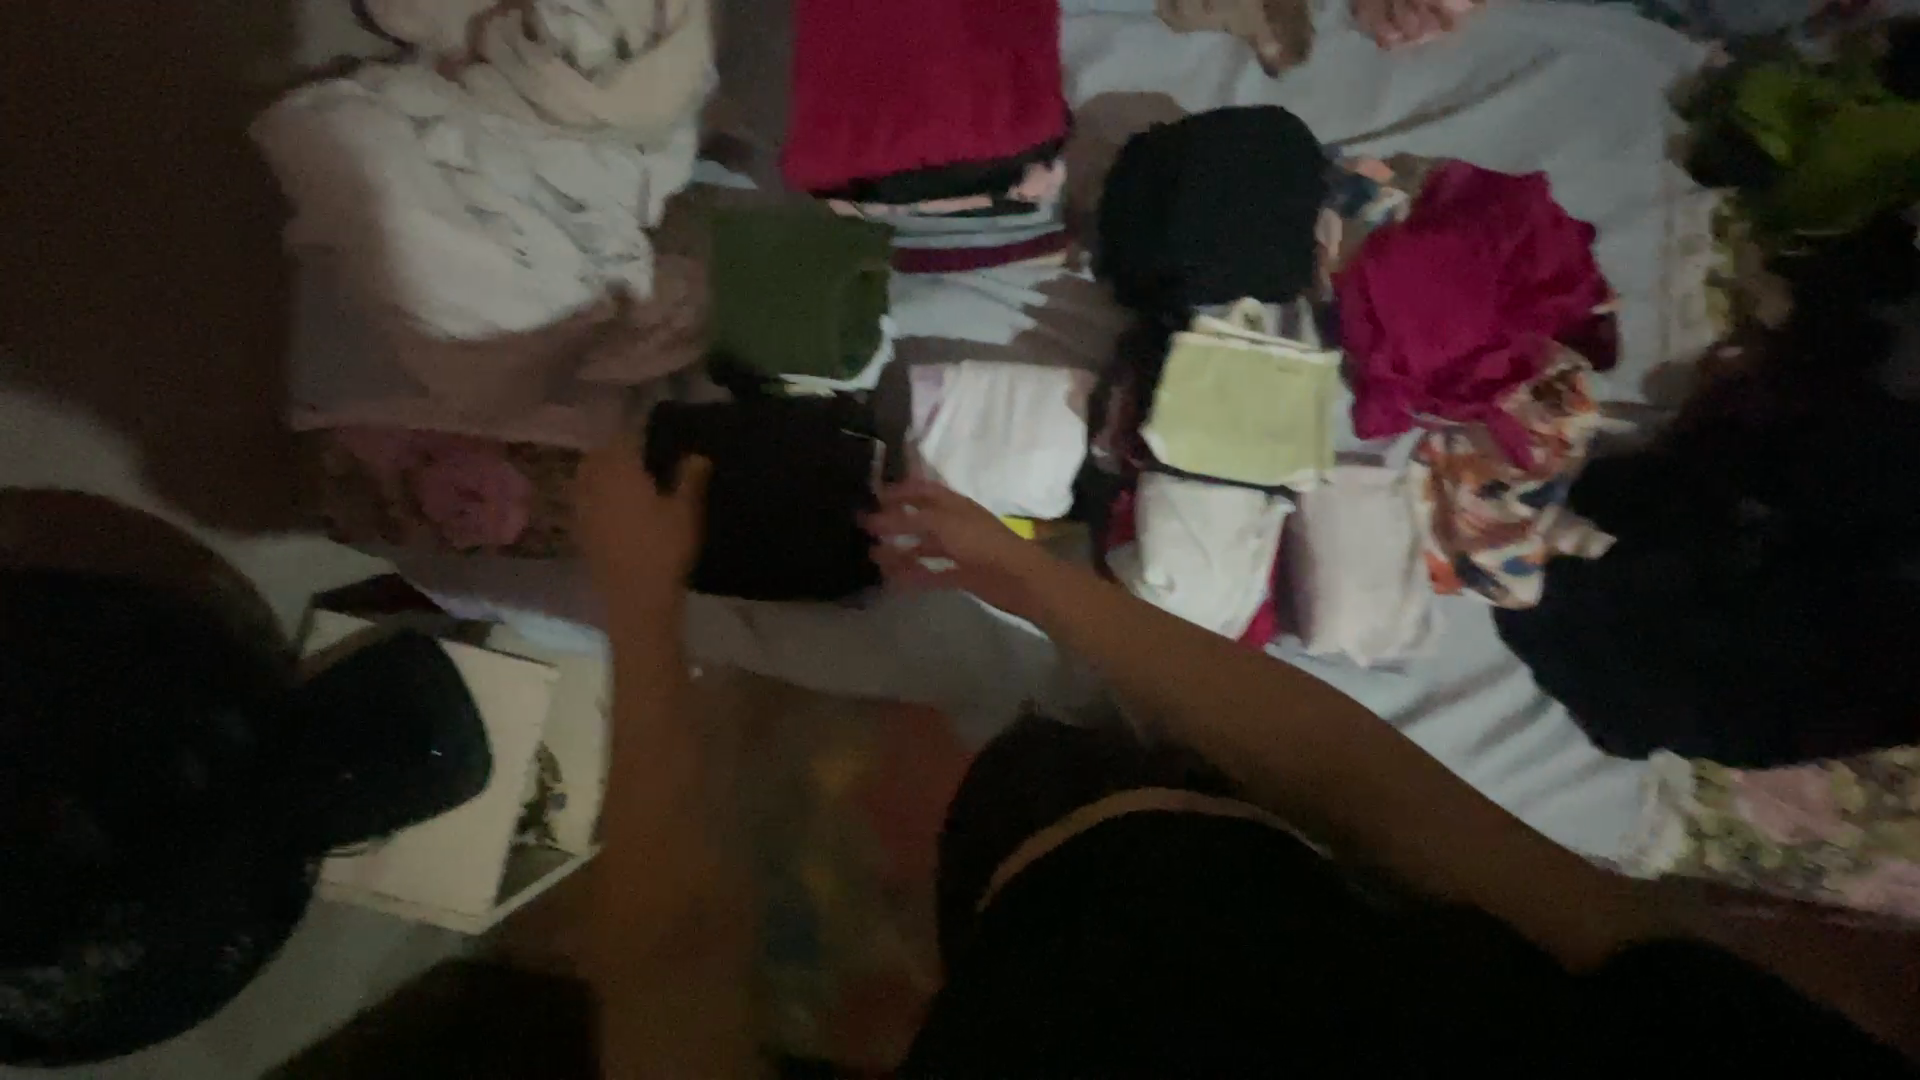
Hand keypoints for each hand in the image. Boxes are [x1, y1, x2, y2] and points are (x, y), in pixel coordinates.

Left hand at [574, 433, 711, 607]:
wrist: (636, 597)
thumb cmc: (665, 548)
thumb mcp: (687, 511)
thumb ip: (691, 478)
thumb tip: (698, 454)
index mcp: (620, 470)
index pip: (626, 438)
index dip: (641, 434)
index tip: (657, 436)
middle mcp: (594, 482)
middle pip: (599, 454)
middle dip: (617, 450)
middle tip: (641, 456)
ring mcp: (582, 507)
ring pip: (586, 476)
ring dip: (602, 471)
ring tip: (625, 479)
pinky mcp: (579, 530)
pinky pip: (583, 500)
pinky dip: (595, 496)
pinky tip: (613, 507)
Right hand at [860, 479, 1056, 617]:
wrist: (1018, 578)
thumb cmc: (981, 542)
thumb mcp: (942, 523)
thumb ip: (908, 520)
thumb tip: (875, 517)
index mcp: (953, 504)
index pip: (922, 491)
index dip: (899, 491)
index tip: (872, 496)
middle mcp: (954, 524)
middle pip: (920, 520)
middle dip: (894, 523)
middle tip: (866, 529)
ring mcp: (959, 550)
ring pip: (924, 548)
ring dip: (900, 552)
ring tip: (873, 557)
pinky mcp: (962, 575)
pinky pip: (932, 574)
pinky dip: (913, 576)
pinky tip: (894, 580)